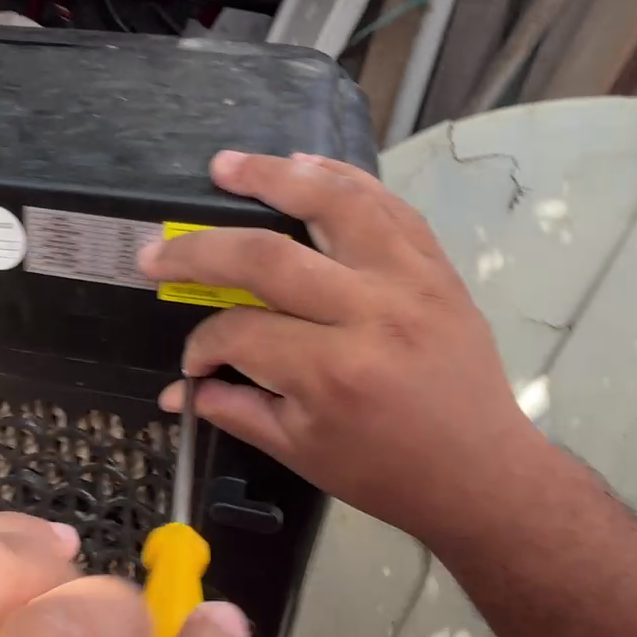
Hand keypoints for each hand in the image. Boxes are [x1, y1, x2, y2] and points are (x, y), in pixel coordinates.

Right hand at [139, 151, 551, 546]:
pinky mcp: (436, 267)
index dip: (201, 347)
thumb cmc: (384, 471)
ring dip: (272, 177)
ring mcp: (409, 280)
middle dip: (199, 252)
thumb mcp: (299, 450)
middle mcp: (369, 313)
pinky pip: (386, 205)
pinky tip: (304, 164)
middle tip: (156, 252)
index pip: (239, 334)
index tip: (192, 363)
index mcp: (331, 372)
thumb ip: (234, 409)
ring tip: (227, 166)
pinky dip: (342, 178)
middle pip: (268, 258)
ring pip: (334, 204)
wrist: (479, 471)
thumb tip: (178, 392)